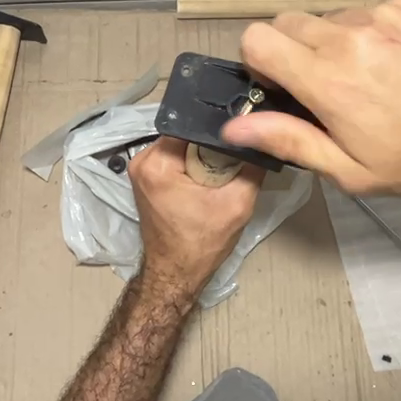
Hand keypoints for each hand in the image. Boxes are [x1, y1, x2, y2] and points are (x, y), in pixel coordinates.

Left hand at [127, 138, 261, 301]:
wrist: (176, 273)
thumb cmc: (201, 243)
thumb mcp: (237, 204)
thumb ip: (250, 166)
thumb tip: (260, 140)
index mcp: (157, 163)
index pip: (191, 127)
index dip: (218, 129)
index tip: (239, 133)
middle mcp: (141, 160)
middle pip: (185, 135)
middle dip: (210, 144)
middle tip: (233, 155)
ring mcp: (140, 169)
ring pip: (180, 146)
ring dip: (201, 154)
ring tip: (223, 166)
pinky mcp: (145, 179)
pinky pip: (173, 158)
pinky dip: (190, 164)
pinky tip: (207, 176)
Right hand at [221, 0, 400, 199]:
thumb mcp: (354, 171)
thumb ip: (288, 140)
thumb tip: (235, 126)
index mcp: (330, 79)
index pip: (256, 39)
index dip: (259, 62)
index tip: (281, 84)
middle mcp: (353, 35)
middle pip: (289, 22)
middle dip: (294, 52)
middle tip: (329, 87)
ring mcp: (390, 13)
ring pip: (334, 17)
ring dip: (338, 42)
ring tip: (378, 77)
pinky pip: (376, 10)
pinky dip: (379, 32)